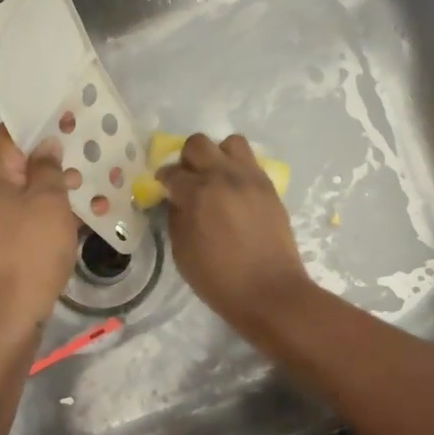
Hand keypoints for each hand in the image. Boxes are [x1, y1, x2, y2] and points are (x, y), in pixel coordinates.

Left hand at [0, 125, 80, 325]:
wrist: (12, 309)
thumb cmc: (31, 249)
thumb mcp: (49, 201)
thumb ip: (48, 166)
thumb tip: (47, 144)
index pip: (10, 131)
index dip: (40, 122)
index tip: (71, 118)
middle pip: (20, 160)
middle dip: (54, 155)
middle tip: (91, 150)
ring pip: (28, 188)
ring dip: (58, 185)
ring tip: (95, 182)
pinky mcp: (5, 238)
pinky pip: (30, 212)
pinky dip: (52, 209)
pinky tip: (82, 212)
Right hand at [158, 133, 311, 328]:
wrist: (270, 291)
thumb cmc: (220, 280)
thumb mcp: (183, 253)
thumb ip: (176, 219)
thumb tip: (177, 200)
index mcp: (197, 193)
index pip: (171, 172)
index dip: (163, 181)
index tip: (164, 190)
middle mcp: (224, 176)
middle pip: (198, 144)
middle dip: (187, 159)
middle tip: (189, 181)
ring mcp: (251, 178)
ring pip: (230, 143)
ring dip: (218, 156)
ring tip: (217, 180)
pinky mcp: (270, 187)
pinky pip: (251, 163)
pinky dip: (238, 170)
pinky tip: (235, 193)